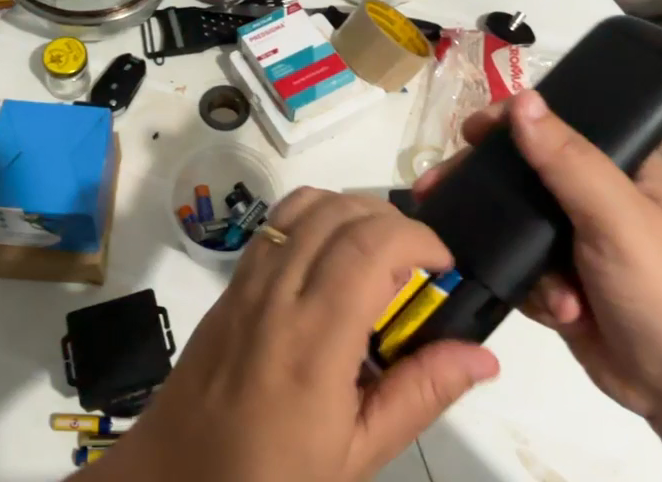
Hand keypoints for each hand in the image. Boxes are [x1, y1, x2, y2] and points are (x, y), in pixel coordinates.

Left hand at [81, 189, 498, 481]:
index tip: (445, 266)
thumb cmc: (273, 475)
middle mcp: (277, 294)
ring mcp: (247, 282)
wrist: (179, 478)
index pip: (370, 246)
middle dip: (392, 220)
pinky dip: (313, 217)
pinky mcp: (230, 284)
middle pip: (339, 212)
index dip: (417, 238)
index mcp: (315, 340)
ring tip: (378, 254)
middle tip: (419, 264)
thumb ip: (419, 393)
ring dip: (351, 211)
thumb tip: (482, 354)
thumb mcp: (357, 452)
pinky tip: (330, 260)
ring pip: (303, 205)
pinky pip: (274, 225)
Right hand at [414, 90, 661, 424]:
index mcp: (623, 169)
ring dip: (515, 253)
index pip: (559, 125)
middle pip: (523, 174)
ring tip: (522, 279)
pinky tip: (559, 313)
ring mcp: (577, 245)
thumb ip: (568, 161)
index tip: (469, 132)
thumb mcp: (619, 220)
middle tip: (436, 189)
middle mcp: (597, 199)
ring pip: (514, 225)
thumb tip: (523, 97)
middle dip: (487, 189)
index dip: (513, 120)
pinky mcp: (561, 286)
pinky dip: (530, 290)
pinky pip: (519, 269)